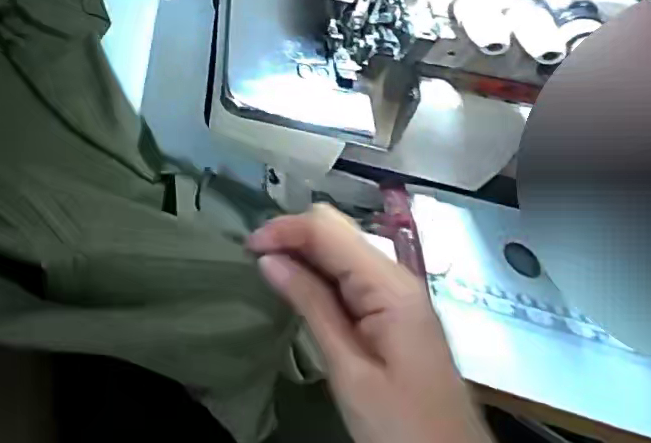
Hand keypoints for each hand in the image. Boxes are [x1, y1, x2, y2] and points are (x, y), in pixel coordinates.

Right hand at [249, 204, 490, 442]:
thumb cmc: (403, 428)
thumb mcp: (349, 372)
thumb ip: (311, 306)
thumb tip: (268, 259)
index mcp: (389, 285)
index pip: (326, 228)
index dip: (284, 229)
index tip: (248, 247)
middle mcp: (397, 275)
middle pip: (335, 227)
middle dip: (292, 233)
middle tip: (257, 258)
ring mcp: (399, 290)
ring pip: (341, 244)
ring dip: (304, 248)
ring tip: (271, 267)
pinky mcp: (396, 308)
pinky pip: (351, 269)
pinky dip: (321, 268)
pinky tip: (301, 284)